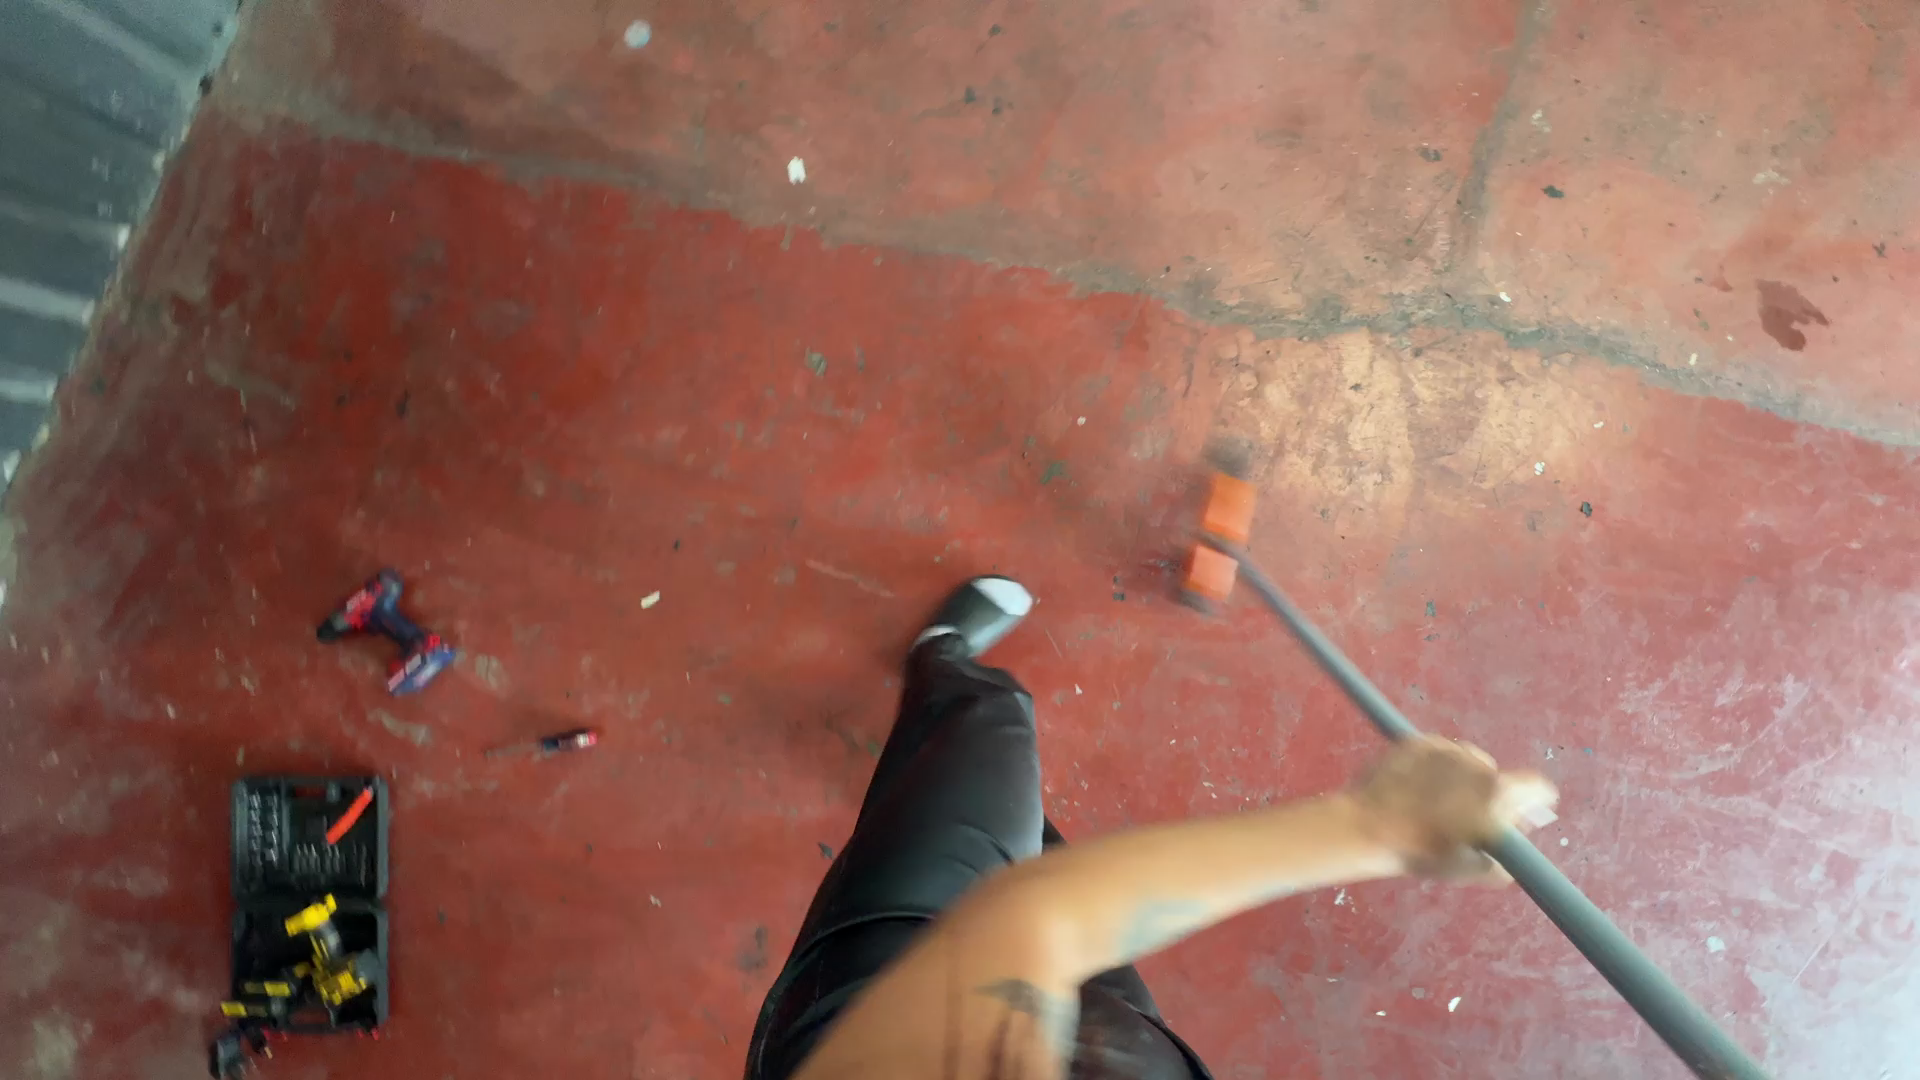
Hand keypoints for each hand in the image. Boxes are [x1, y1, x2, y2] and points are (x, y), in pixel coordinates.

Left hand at [1348, 736, 1557, 880]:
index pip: (1537, 786)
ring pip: (1464, 759)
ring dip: (1459, 775)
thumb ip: (1511, 851)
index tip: (1522, 810)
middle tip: (1467, 810)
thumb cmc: (1424, 851)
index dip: (1532, 799)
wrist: (1369, 827)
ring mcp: (1442, 748)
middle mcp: (1475, 762)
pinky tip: (1417, 783)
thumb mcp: (1479, 866)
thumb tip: (1517, 831)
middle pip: (1495, 773)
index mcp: (1499, 791)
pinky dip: (1433, 764)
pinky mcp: (1414, 741)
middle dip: (1488, 790)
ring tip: (1436, 799)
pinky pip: (1436, 751)